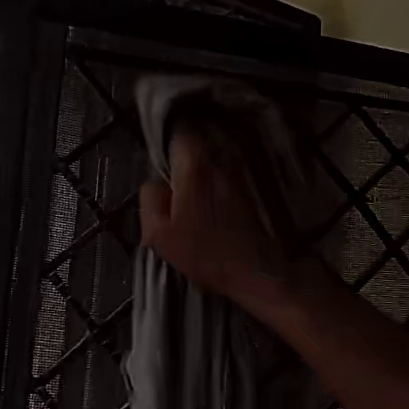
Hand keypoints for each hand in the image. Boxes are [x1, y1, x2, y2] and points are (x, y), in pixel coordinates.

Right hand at [138, 127, 295, 304]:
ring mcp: (243, 172)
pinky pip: (233, 180)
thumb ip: (150, 199)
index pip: (176, 136)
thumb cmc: (209, 254)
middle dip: (187, 168)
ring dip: (208, 180)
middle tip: (181, 195)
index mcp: (194, 165)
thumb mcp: (159, 234)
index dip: (168, 153)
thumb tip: (155, 185)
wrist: (259, 272)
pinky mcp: (259, 187)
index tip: (165, 171)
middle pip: (197, 150)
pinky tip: (221, 217)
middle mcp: (222, 159)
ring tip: (202, 210)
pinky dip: (225, 192)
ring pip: (216, 165)